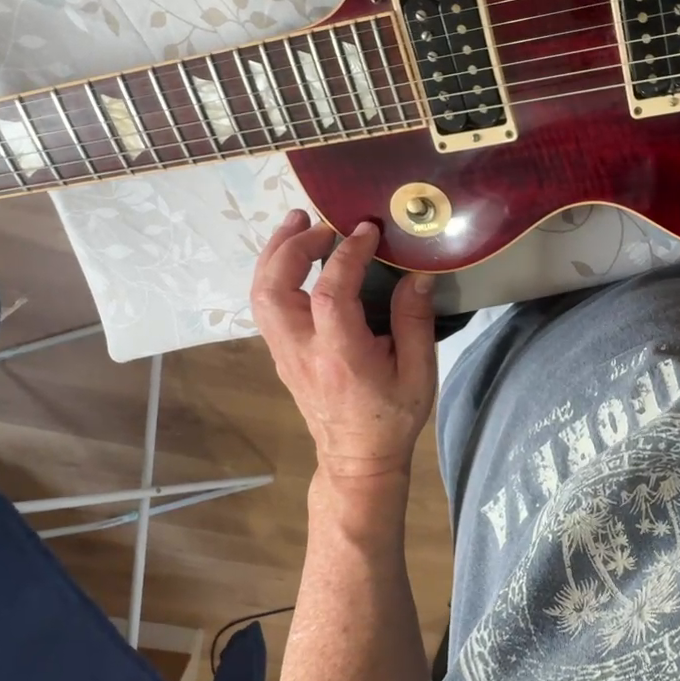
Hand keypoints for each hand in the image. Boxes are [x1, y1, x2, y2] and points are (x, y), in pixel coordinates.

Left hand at [249, 210, 437, 481]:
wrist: (358, 459)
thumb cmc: (393, 418)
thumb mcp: (419, 373)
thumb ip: (415, 322)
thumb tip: (416, 276)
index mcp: (340, 356)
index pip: (331, 294)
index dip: (347, 256)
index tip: (367, 231)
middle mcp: (302, 352)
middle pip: (273, 289)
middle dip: (289, 247)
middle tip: (316, 221)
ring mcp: (285, 354)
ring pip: (260, 296)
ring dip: (274, 256)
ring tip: (297, 226)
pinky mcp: (283, 355)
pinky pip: (267, 307)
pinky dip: (275, 275)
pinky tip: (296, 260)